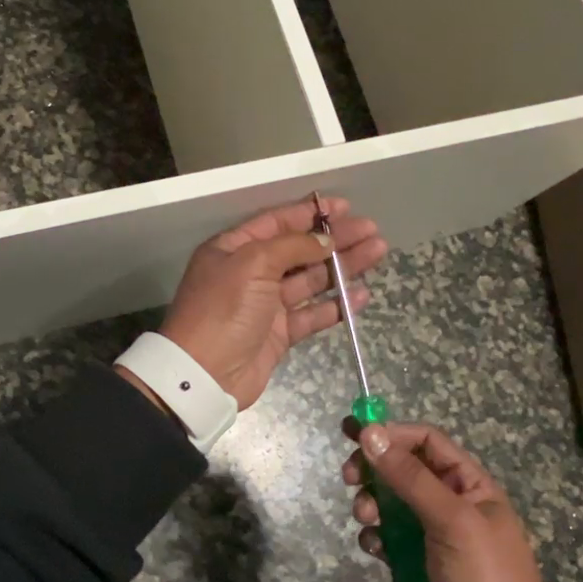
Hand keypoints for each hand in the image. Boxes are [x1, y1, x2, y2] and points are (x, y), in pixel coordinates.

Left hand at [156, 196, 387, 409]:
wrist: (205, 374)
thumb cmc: (224, 309)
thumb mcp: (253, 264)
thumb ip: (292, 247)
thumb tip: (324, 240)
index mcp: (233, 248)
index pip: (276, 222)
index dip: (310, 213)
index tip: (344, 207)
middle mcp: (249, 273)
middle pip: (299, 249)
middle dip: (335, 239)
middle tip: (371, 230)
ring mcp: (265, 304)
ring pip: (310, 280)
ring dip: (342, 267)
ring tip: (377, 253)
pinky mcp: (278, 334)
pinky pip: (312, 314)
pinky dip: (336, 305)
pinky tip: (361, 295)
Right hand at [344, 422, 560, 581]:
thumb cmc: (484, 580)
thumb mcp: (452, 523)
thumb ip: (410, 477)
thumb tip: (370, 432)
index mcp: (471, 486)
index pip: (427, 442)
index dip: (392, 434)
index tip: (355, 435)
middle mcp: (449, 503)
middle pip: (401, 468)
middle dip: (374, 468)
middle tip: (349, 476)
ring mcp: (429, 534)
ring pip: (387, 501)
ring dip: (370, 503)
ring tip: (365, 518)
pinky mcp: (411, 562)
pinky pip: (384, 536)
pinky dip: (373, 537)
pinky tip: (374, 550)